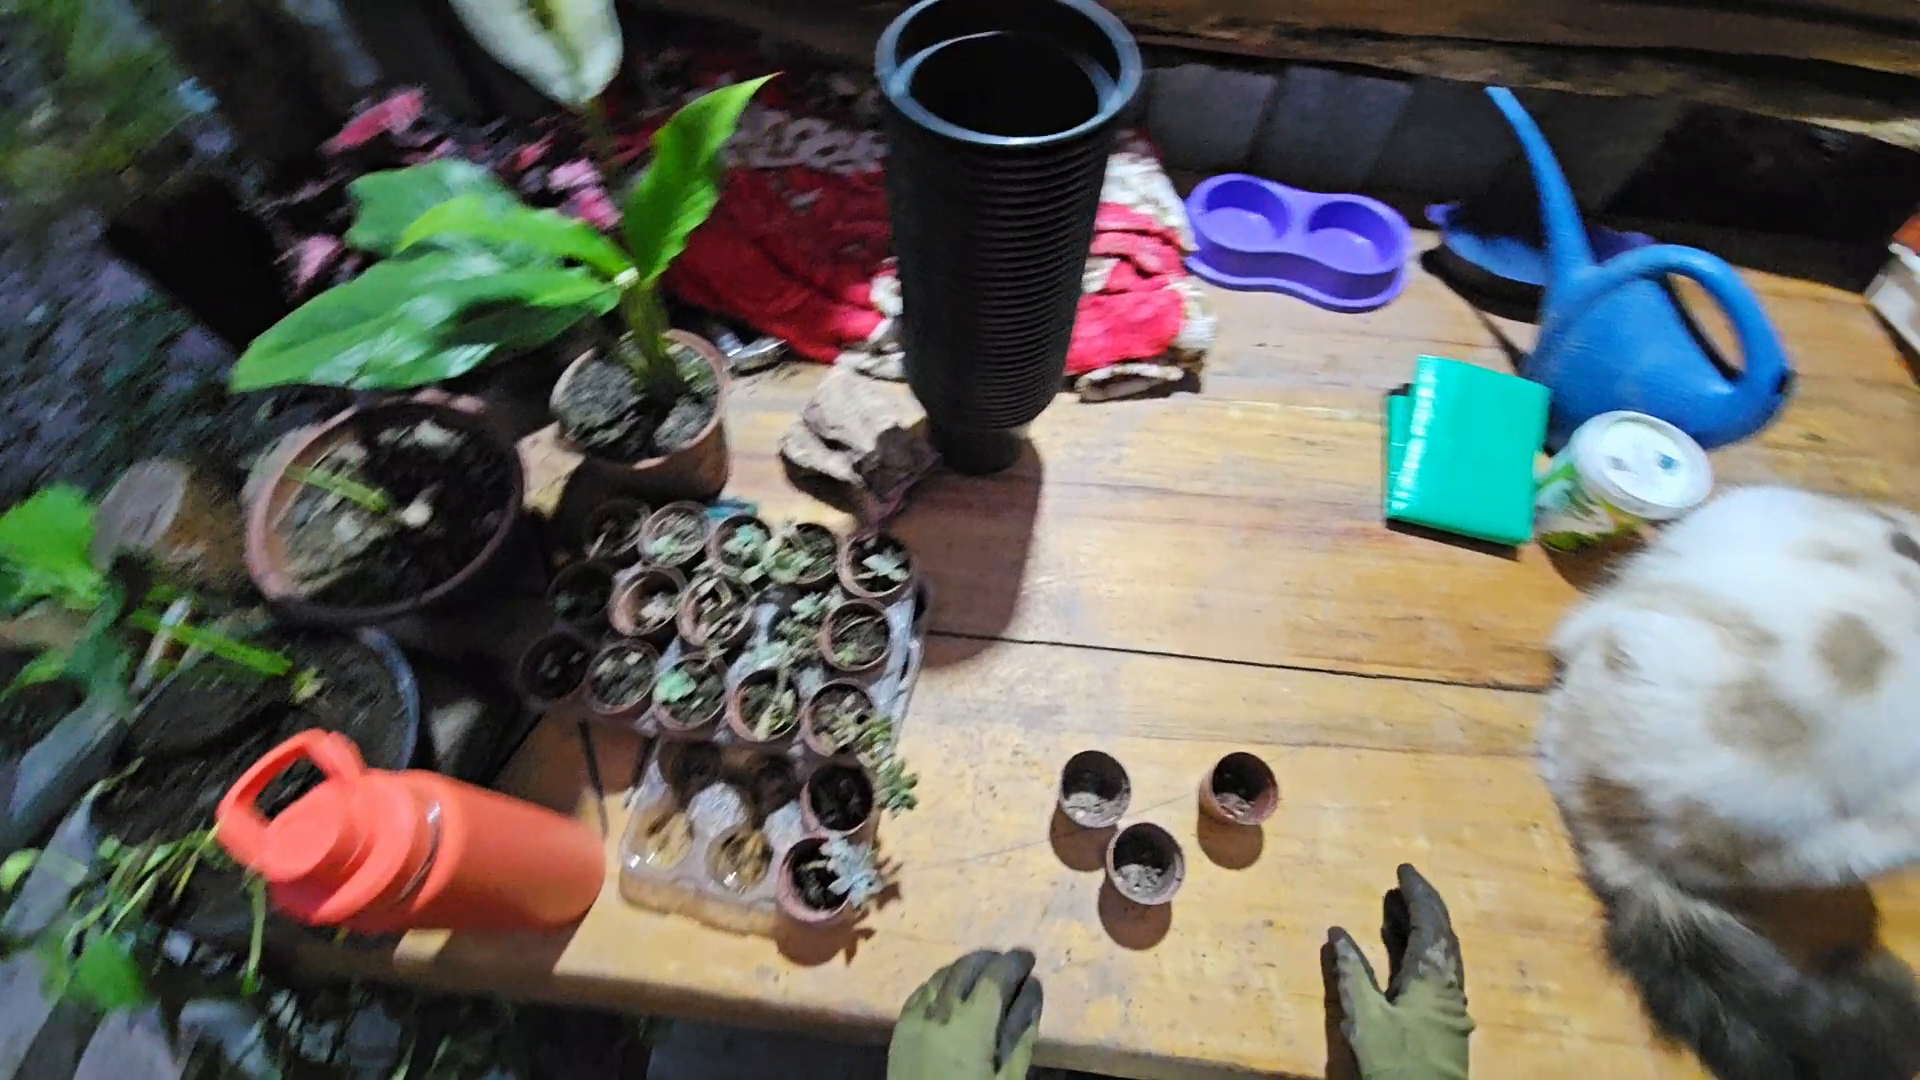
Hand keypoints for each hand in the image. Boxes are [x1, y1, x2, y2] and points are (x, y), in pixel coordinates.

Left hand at [888, 949, 1044, 1079]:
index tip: (1028, 957)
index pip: (996, 974)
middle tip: (1009, 965)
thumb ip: (1021, 1030)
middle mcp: (940, 1009)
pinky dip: (942, 982)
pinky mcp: (900, 1026)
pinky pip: (923, 990)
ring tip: (983, 976)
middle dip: (991, 960)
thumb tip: (1032, 989)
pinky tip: (952, 992)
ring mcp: (916, 1015)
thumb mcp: (1008, 1079)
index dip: (1015, 961)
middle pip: (968, 966)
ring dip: (966, 968)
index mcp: (971, 1023)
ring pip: (943, 973)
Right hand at [1326, 864, 1473, 1079]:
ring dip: (1420, 924)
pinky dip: (1417, 945)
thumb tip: (1338, 932)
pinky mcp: (1442, 1018)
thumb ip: (1351, 971)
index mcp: (1433, 978)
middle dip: (1423, 904)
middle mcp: (1448, 986)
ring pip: (1439, 951)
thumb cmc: (1395, 1061)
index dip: (1418, 894)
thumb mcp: (1364, 1015)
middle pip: (1442, 934)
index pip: (1430, 924)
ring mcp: (1449, 1004)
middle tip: (1401, 881)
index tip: (1403, 870)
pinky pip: (1433, 967)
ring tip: (1394, 903)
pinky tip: (1397, 943)